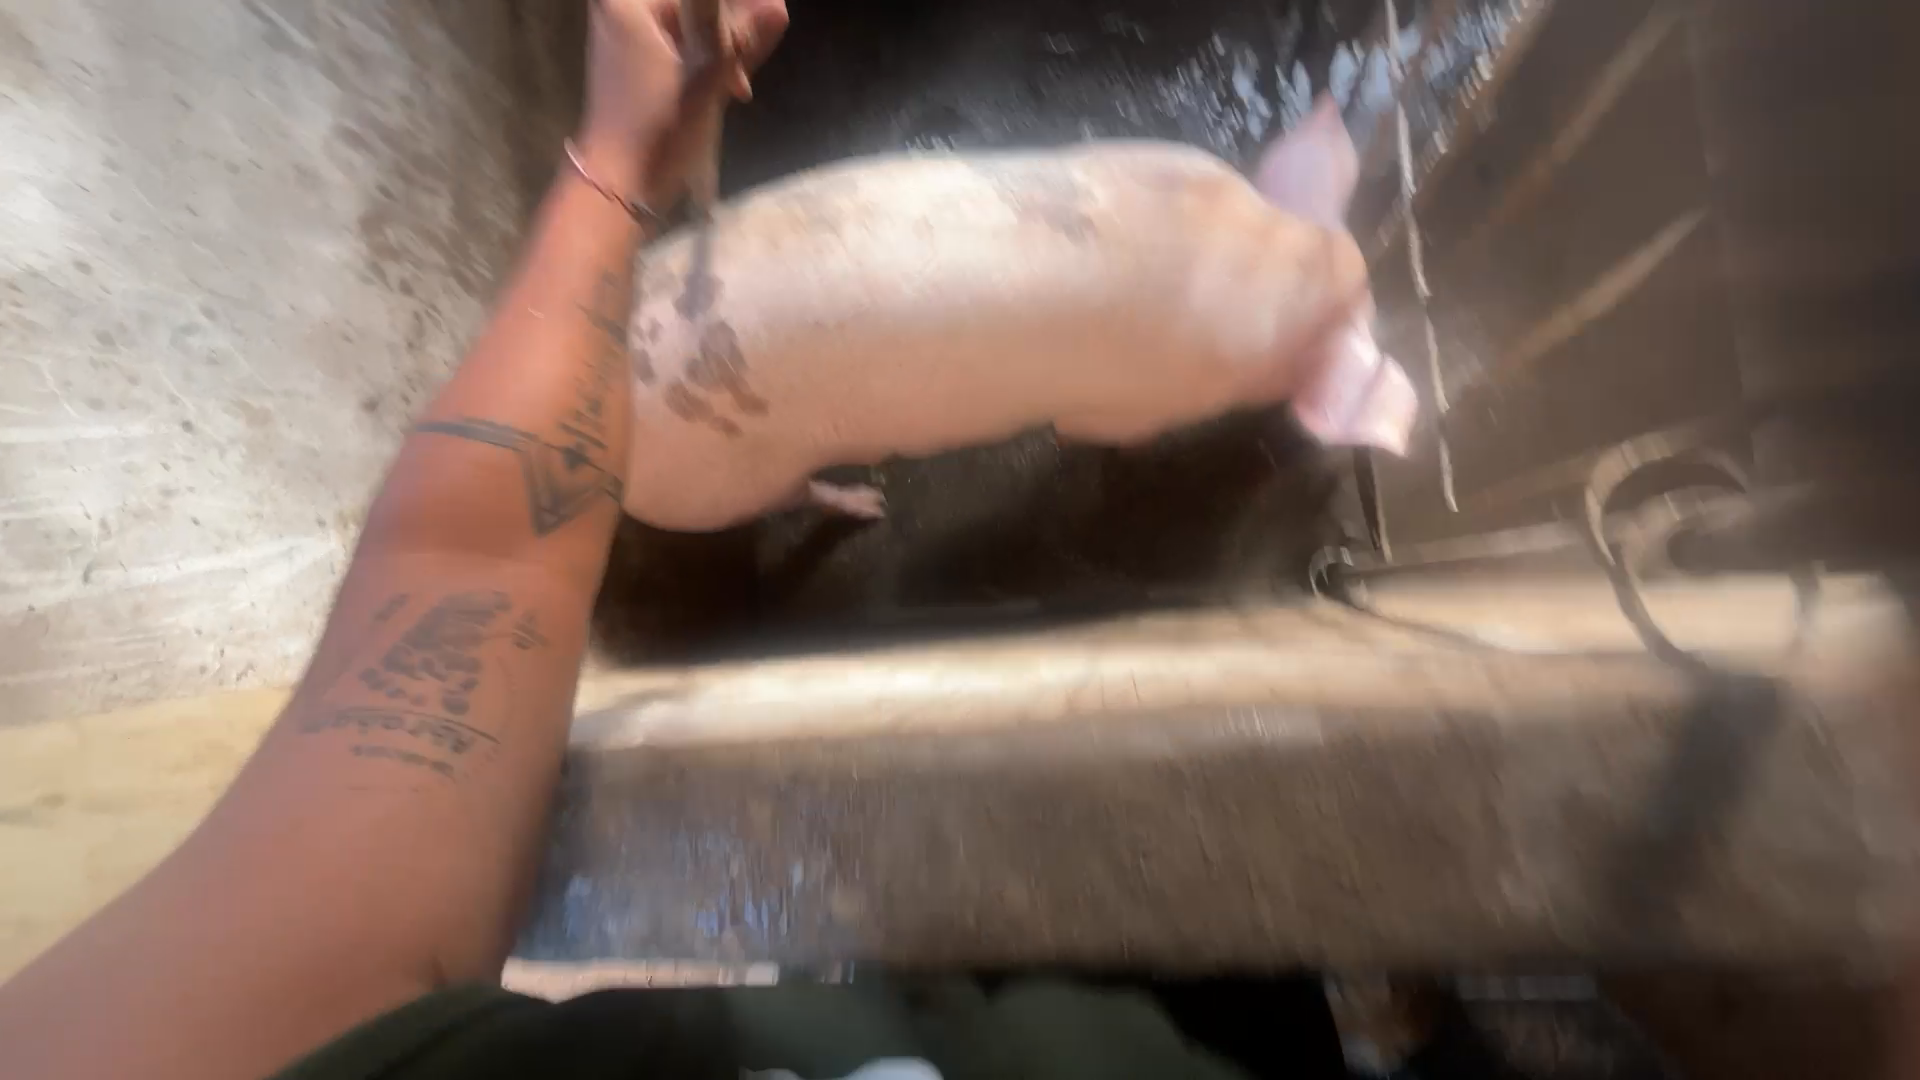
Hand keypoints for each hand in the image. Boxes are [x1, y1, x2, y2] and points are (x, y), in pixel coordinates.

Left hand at [574, 0, 789, 209]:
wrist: (622, 184)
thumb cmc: (660, 130)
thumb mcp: (706, 79)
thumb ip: (740, 36)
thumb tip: (777, 5)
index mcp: (630, 0)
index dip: (736, 10)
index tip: (764, 28)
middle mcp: (623, 8)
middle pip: (695, 5)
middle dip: (729, 31)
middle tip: (742, 75)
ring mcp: (628, 37)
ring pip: (691, 26)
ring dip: (721, 51)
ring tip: (736, 87)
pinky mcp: (637, 64)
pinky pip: (681, 46)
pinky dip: (706, 63)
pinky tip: (724, 88)